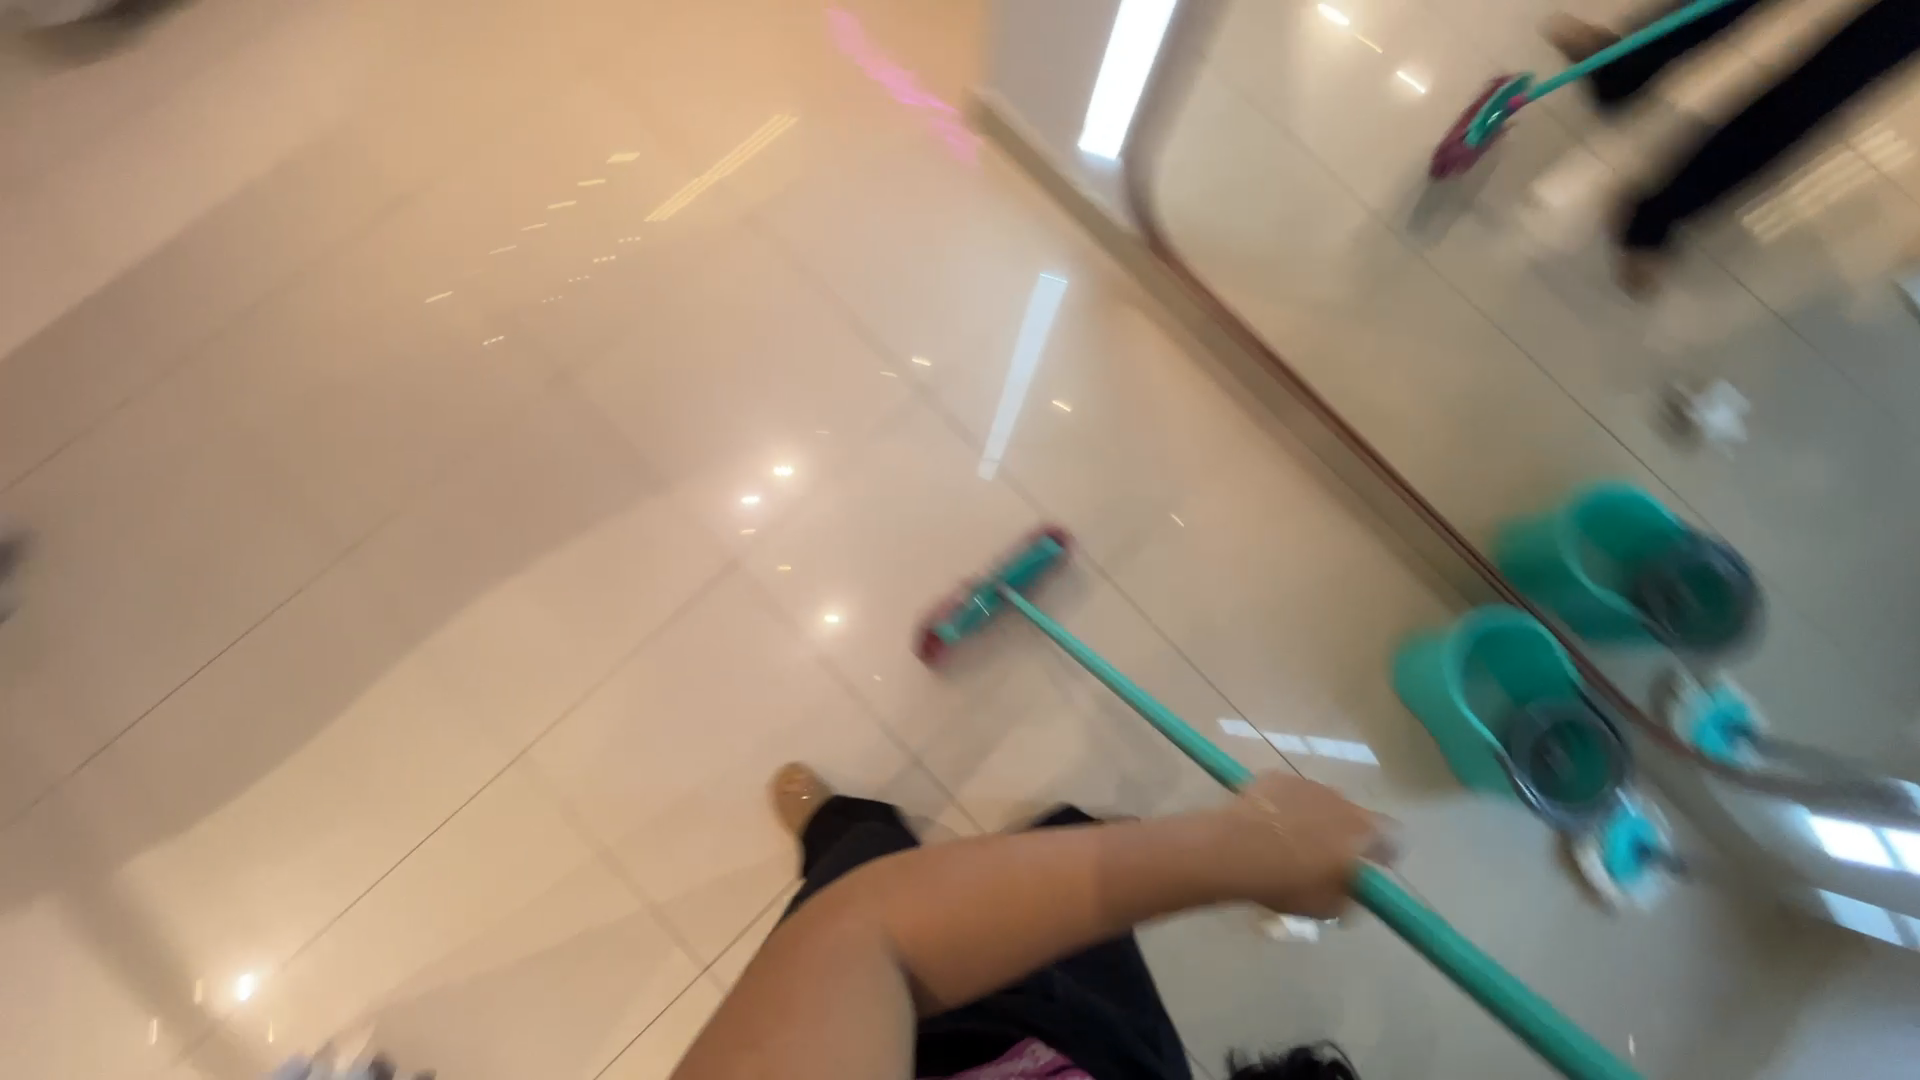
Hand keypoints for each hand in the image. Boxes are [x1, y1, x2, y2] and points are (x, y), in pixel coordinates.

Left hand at [1206, 772, 1392, 917]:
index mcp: (1363, 831)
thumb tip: (1350, 889)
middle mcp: (1340, 800)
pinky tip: (1268, 822)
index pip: (1393, 836)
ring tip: (1291, 838)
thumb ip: (1350, 895)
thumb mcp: (1328, 906)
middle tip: (1326, 855)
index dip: (1383, 852)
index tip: (1372, 866)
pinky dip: (1286, 804)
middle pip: (1355, 815)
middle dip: (1346, 833)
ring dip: (1315, 816)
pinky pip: (1290, 792)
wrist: (1233, 847)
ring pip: (1321, 801)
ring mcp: (1306, 783)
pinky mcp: (1275, 776)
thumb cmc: (1285, 881)